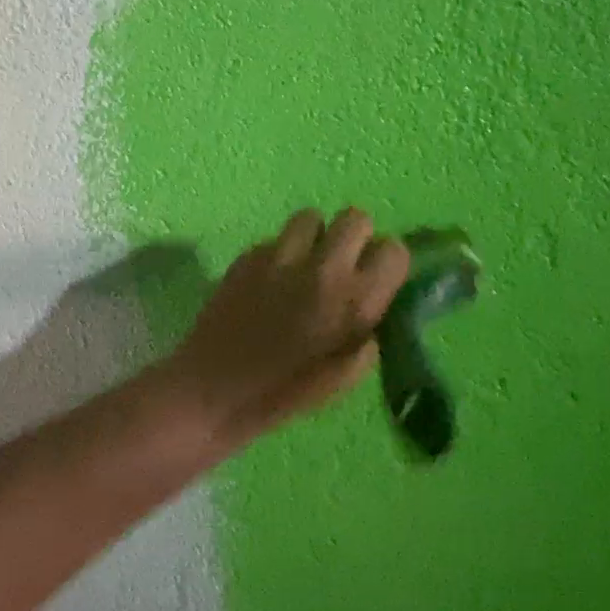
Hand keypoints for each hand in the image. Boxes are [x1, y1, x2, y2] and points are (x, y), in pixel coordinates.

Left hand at [155, 206, 410, 447]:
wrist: (216, 387)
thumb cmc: (285, 393)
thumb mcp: (345, 375)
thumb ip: (366, 331)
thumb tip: (372, 303)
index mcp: (356, 302)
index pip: (393, 249)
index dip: (385, 260)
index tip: (375, 275)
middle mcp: (323, 269)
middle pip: (354, 217)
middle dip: (353, 236)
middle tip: (341, 263)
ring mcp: (281, 257)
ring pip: (310, 217)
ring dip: (313, 237)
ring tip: (303, 265)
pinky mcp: (247, 255)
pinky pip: (274, 238)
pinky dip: (278, 253)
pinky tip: (268, 280)